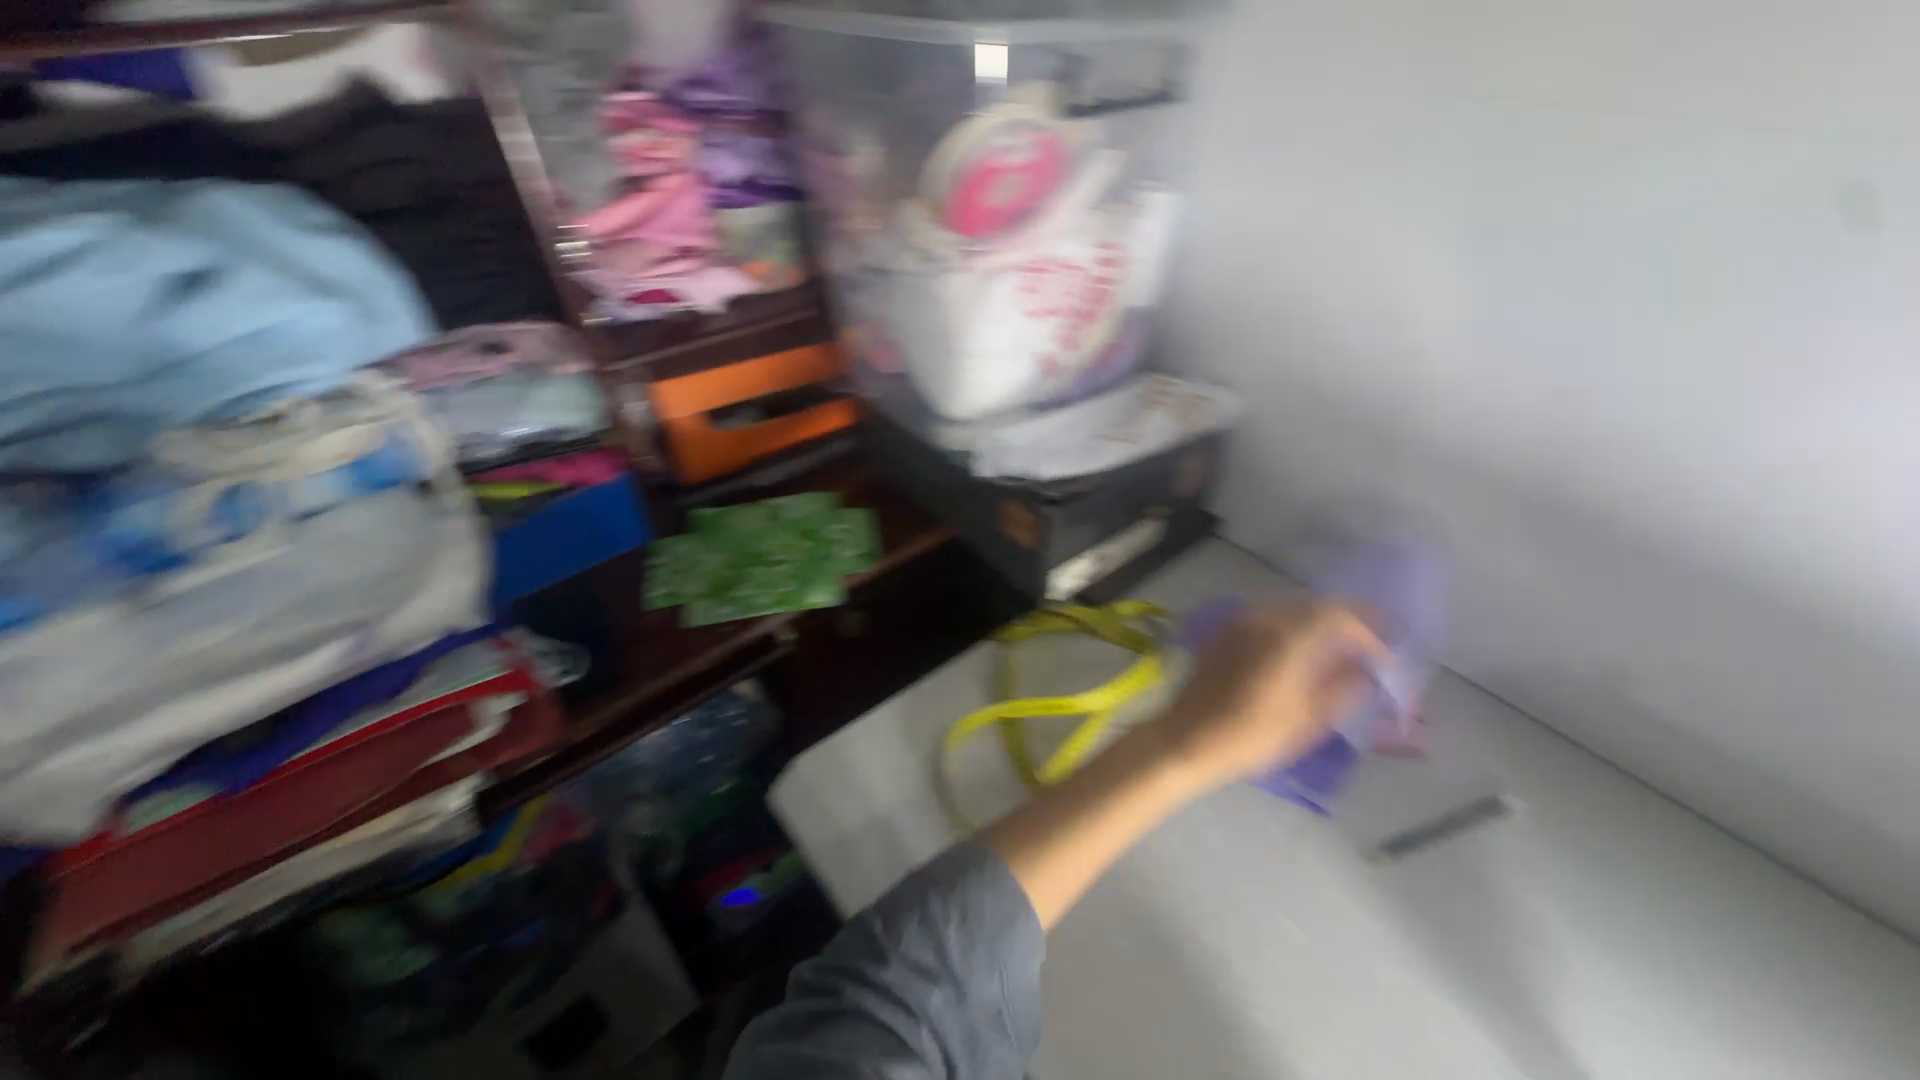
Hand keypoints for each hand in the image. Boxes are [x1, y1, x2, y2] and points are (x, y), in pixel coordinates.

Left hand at [1153, 599, 1388, 790]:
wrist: (1185, 739)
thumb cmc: (1249, 736)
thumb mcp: (1307, 721)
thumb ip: (1342, 689)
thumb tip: (1366, 671)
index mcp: (1288, 637)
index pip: (1340, 615)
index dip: (1370, 631)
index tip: (1387, 655)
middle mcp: (1264, 619)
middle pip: (1316, 604)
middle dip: (1349, 618)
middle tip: (1374, 639)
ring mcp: (1240, 623)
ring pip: (1292, 607)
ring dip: (1321, 619)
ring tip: (1343, 644)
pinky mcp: (1225, 633)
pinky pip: (1270, 617)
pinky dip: (1295, 624)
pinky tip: (1304, 648)